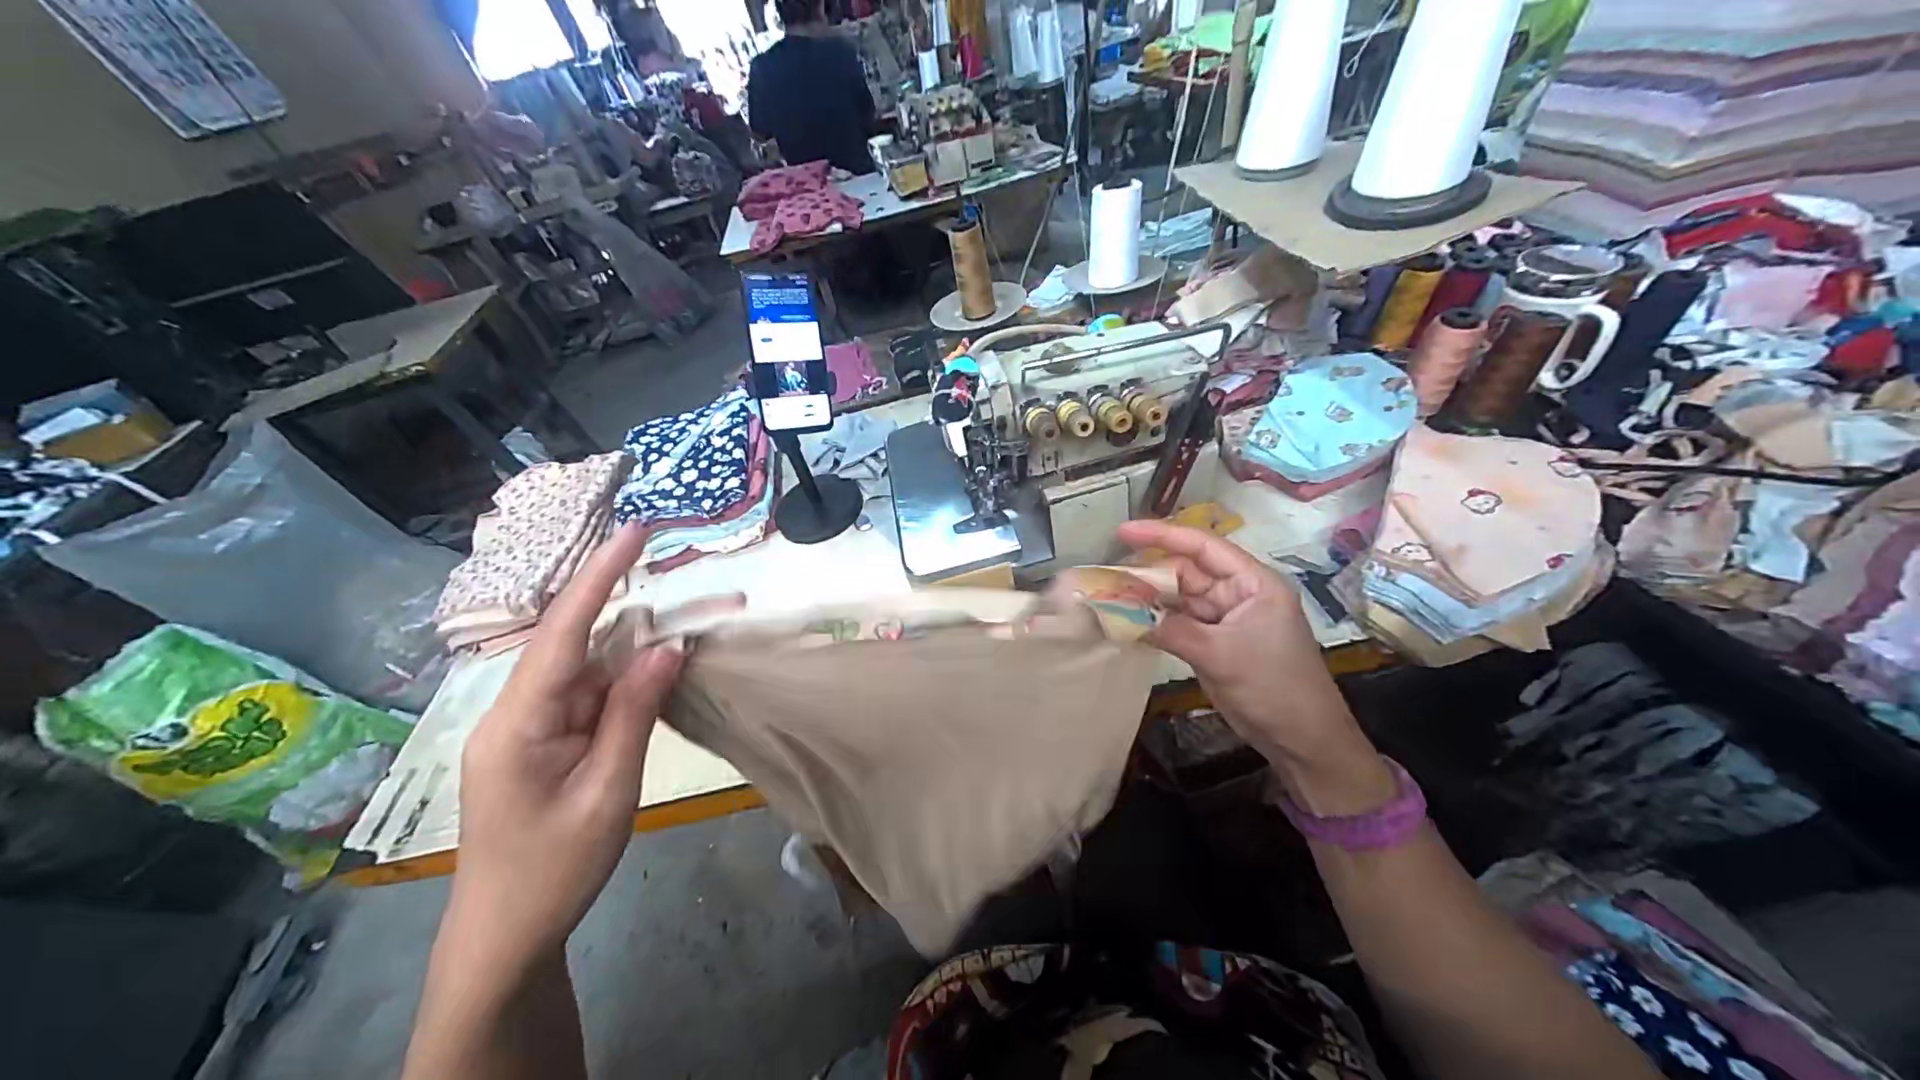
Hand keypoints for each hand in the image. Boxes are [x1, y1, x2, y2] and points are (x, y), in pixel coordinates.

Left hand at [450, 523, 682, 962]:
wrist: (506, 935)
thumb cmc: (555, 869)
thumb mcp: (608, 790)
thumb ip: (634, 713)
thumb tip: (667, 647)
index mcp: (518, 722)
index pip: (562, 631)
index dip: (599, 576)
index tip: (635, 532)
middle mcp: (514, 711)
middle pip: (577, 643)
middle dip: (632, 610)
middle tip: (694, 588)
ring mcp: (525, 726)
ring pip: (585, 668)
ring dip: (634, 649)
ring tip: (686, 627)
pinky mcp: (539, 741)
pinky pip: (586, 695)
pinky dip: (623, 681)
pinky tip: (655, 673)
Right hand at [1116, 520, 1394, 814]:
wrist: (1302, 740)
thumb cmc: (1274, 687)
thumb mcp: (1221, 655)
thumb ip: (1171, 630)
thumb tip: (1122, 613)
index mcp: (1253, 583)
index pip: (1203, 547)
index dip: (1162, 535)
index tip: (1123, 531)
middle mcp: (1237, 594)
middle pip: (1186, 573)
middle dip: (1147, 574)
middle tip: (1105, 577)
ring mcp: (1224, 620)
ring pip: (1178, 600)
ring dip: (1147, 600)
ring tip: (1107, 598)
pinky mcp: (1213, 644)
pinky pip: (1178, 625)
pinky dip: (1154, 623)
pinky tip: (1127, 622)